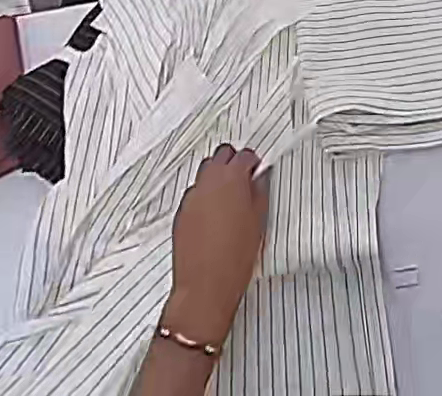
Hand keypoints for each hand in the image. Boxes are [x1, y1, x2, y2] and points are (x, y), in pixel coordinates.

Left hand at [163, 145, 268, 344]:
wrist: (205, 287)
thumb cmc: (235, 256)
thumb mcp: (259, 219)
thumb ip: (260, 190)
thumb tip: (259, 178)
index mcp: (232, 177)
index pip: (245, 155)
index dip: (254, 162)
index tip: (257, 171)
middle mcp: (209, 180)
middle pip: (222, 154)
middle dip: (234, 161)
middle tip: (244, 179)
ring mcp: (192, 195)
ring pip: (206, 170)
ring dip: (217, 176)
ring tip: (229, 197)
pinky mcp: (181, 211)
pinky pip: (194, 192)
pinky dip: (204, 195)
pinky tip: (213, 215)